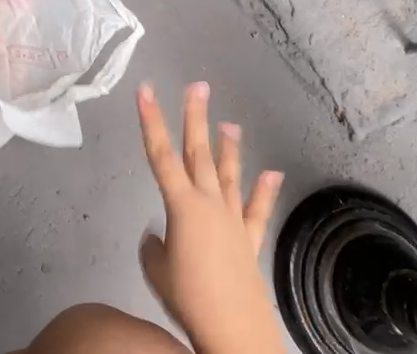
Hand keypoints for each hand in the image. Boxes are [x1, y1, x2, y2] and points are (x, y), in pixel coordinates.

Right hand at [137, 81, 286, 353]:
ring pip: (227, 174)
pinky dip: (264, 191)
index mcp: (181, 205)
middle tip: (197, 86)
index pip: (159, 154)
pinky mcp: (250, 240)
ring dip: (227, 147)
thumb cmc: (188, 296)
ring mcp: (233, 220)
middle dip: (195, 116)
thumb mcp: (156, 268)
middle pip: (197, 152)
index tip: (145, 90)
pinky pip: (257, 210)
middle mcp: (209, 203)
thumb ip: (154, 245)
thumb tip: (161, 236)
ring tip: (229, 121)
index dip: (150, 120)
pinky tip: (272, 173)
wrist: (234, 331)